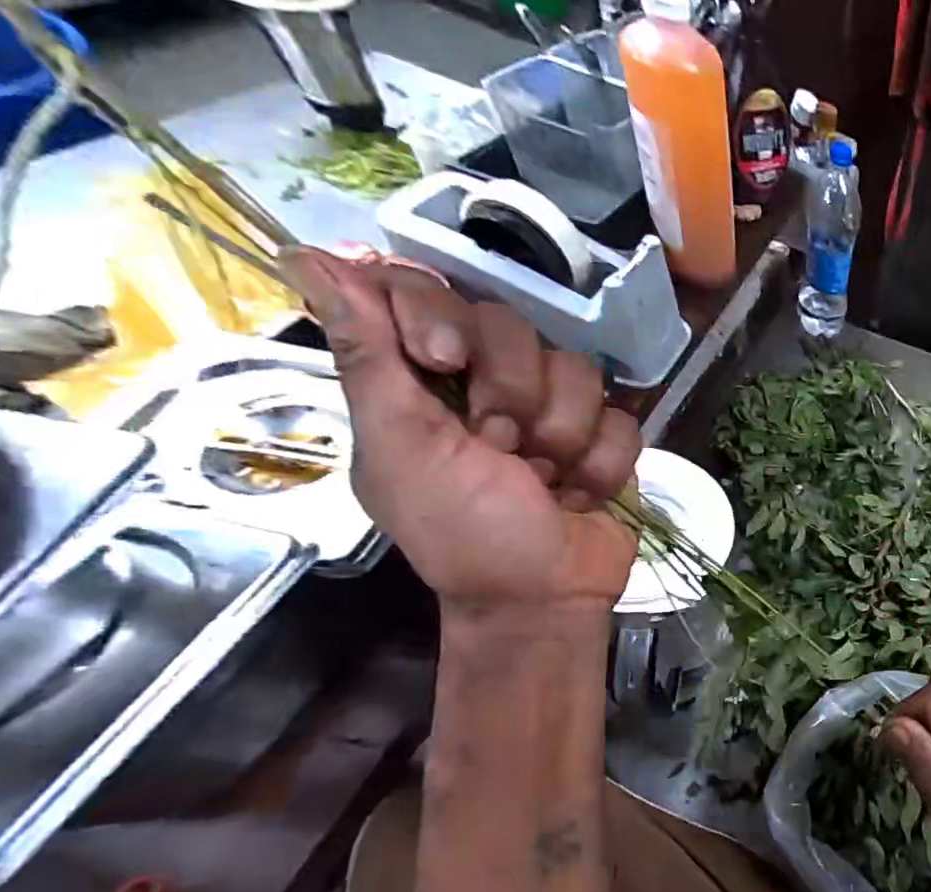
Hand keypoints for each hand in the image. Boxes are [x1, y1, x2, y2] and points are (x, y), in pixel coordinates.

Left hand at [278, 249, 642, 613]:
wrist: (545, 594)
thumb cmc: (464, 533)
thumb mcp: (403, 451)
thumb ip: (369, 359)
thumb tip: (309, 256)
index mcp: (426, 381)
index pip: (426, 291)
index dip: (441, 313)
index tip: (444, 360)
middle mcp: (493, 383)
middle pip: (515, 325)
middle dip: (513, 393)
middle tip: (502, 448)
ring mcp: (558, 410)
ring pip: (579, 370)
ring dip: (563, 435)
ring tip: (548, 479)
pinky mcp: (607, 438)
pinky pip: (621, 419)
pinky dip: (602, 463)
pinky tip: (583, 493)